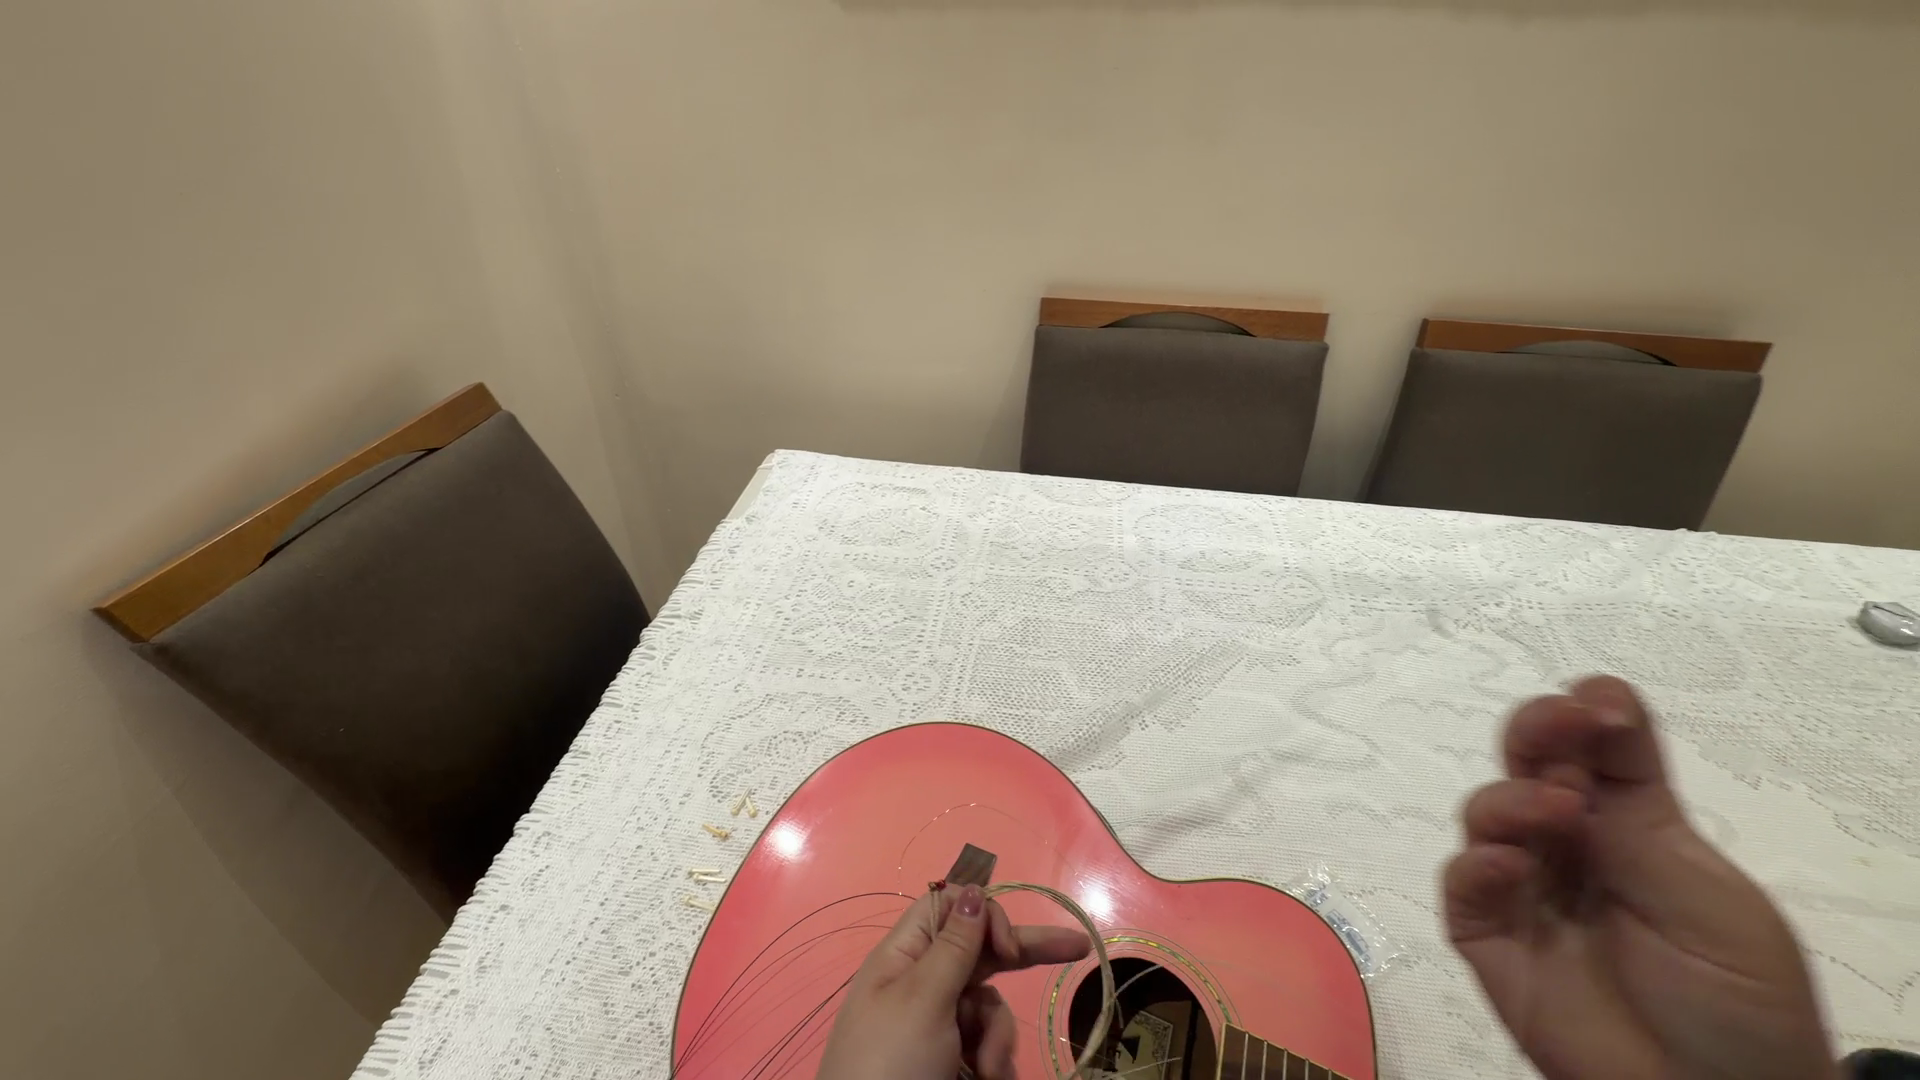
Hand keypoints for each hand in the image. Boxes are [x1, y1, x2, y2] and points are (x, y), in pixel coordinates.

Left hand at [816, 883, 1091, 1079]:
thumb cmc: (891, 1065)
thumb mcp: (921, 1001)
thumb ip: (954, 946)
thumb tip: (972, 887)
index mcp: (904, 957)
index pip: (949, 908)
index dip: (983, 915)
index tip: (1008, 948)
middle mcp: (923, 983)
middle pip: (981, 953)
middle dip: (1024, 954)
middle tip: (1077, 947)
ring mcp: (939, 1026)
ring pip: (991, 1007)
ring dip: (997, 1038)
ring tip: (984, 1071)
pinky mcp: (953, 1062)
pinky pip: (989, 1046)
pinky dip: (994, 1063)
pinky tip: (985, 1079)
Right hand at [1445, 676, 1836, 1079]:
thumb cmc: (1735, 1003)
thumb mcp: (1706, 895)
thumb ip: (1636, 810)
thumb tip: (1598, 702)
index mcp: (1628, 830)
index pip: (1597, 754)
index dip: (1591, 718)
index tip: (1598, 701)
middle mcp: (1565, 846)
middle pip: (1528, 768)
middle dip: (1537, 732)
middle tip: (1561, 722)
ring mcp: (1519, 887)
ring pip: (1486, 815)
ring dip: (1513, 798)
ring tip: (1557, 810)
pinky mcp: (1483, 933)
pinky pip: (1462, 886)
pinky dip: (1477, 864)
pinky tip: (1510, 864)